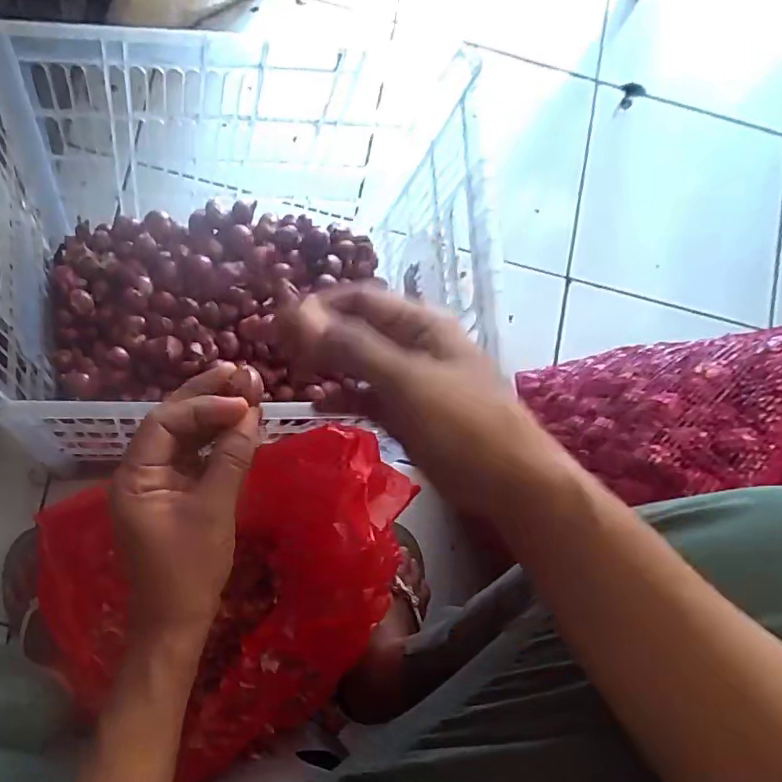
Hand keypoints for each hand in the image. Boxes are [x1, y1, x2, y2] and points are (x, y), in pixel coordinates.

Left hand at [110, 363, 264, 646]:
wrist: (175, 622)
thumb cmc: (190, 570)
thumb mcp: (214, 510)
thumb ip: (230, 459)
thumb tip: (249, 414)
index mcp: (133, 476)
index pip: (164, 423)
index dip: (203, 405)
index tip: (242, 400)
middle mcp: (136, 474)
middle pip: (168, 423)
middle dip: (203, 397)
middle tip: (239, 371)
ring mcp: (151, 486)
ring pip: (179, 439)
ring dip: (210, 416)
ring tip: (243, 390)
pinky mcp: (168, 498)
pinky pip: (188, 461)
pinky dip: (211, 444)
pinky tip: (235, 426)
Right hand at [279, 284, 567, 518]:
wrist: (509, 482)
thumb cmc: (463, 425)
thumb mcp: (405, 381)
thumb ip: (351, 347)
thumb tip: (298, 316)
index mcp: (421, 324)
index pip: (358, 299)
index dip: (316, 305)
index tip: (275, 321)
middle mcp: (413, 345)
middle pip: (354, 329)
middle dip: (314, 334)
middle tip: (272, 346)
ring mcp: (409, 380)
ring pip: (356, 363)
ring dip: (325, 365)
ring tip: (288, 374)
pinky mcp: (405, 412)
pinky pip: (365, 396)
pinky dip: (341, 397)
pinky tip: (317, 404)